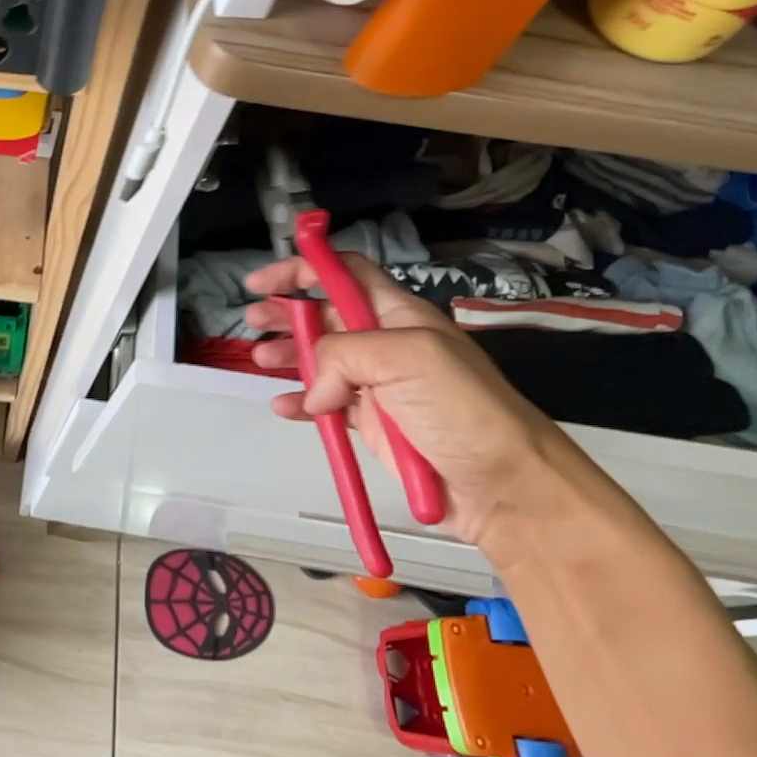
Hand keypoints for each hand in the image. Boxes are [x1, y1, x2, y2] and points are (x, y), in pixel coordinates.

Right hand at [243, 254, 584, 548]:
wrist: (503, 487)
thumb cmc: (462, 412)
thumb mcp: (407, 359)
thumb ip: (343, 356)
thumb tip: (313, 390)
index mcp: (399, 317)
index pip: (346, 275)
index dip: (305, 269)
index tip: (263, 279)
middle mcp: (386, 345)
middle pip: (326, 314)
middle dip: (288, 312)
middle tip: (253, 319)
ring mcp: (378, 386)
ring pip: (320, 360)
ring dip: (287, 354)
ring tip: (260, 358)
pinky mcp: (371, 425)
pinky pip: (324, 406)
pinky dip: (299, 403)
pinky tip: (283, 407)